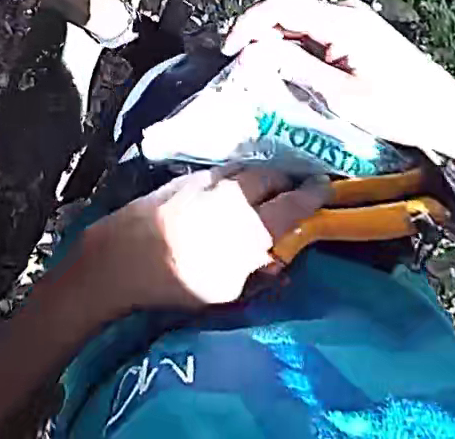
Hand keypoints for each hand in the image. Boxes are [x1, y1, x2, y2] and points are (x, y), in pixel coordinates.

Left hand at [75, 167, 326, 313]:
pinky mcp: (187, 176)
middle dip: (288, 178)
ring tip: (270, 181)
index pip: (293, 203)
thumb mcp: (229, 287)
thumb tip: (275, 257)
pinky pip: (224, 169)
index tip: (327, 187)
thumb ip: (256, 266)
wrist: (127, 252)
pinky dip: (238, 173)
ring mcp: (208, 179)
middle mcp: (234, 193)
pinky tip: (235, 182)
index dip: (313, 195)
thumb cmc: (181, 279)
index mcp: (251, 223)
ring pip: (246, 168)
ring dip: (262, 172)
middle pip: (270, 176)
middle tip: (298, 185)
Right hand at [223, 0, 454, 160]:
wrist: (454, 117)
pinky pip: (313, 27)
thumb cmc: (403, 111)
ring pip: (298, 17)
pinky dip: (293, 42)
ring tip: (258, 66)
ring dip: (274, 37)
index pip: (280, 6)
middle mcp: (346, 12)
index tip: (230, 50)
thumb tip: (252, 52)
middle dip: (256, 30)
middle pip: (286, 7)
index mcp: (343, 23)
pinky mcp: (356, 31)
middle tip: (239, 60)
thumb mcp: (342, 96)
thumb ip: (295, 68)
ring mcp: (353, 19)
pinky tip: (287, 65)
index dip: (248, 24)